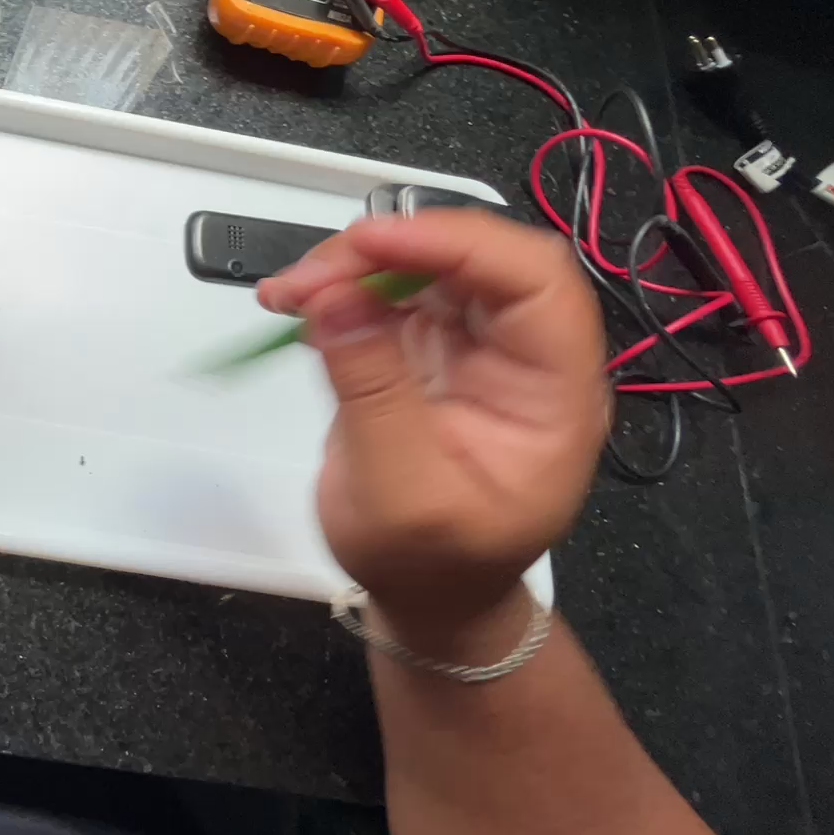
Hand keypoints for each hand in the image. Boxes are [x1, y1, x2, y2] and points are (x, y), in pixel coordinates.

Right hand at [257, 210, 609, 649]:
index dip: (455, 244)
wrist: (424, 590)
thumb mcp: (399, 490)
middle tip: (306, 278)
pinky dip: (332, 291)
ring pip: (418, 269)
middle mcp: (515, 355)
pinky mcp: (416, 354)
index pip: (532, 281)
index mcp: (549, 391)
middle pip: (470, 260)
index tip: (364, 243)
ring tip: (284, 294)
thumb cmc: (428, 560)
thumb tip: (333, 300)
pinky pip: (380, 298)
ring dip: (347, 268)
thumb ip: (372, 393)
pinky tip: (290, 306)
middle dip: (385, 251)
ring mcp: (466, 350)